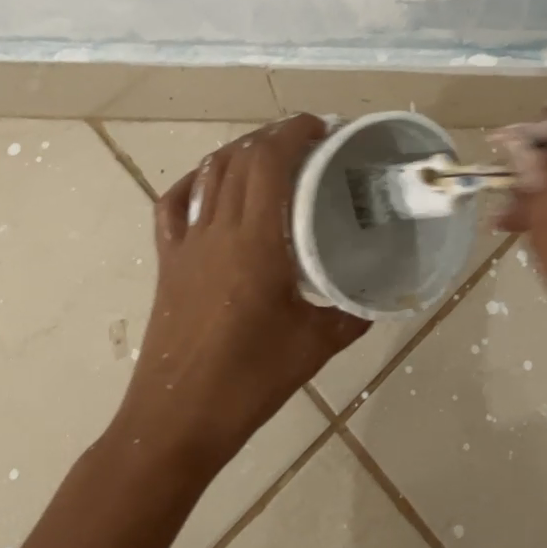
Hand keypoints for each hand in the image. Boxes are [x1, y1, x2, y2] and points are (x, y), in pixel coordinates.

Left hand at [117, 113, 370, 463]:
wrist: (177, 420)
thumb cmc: (249, 380)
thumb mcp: (315, 345)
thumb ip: (350, 312)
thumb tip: (379, 294)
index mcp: (255, 241)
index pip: (269, 161)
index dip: (293, 132)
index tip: (322, 127)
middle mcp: (217, 229)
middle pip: (240, 158)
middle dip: (273, 136)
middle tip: (307, 140)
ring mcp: (186, 243)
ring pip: (209, 174)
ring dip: (239, 152)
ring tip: (270, 154)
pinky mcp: (167, 262)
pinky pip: (174, 205)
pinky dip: (195, 182)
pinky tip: (211, 184)